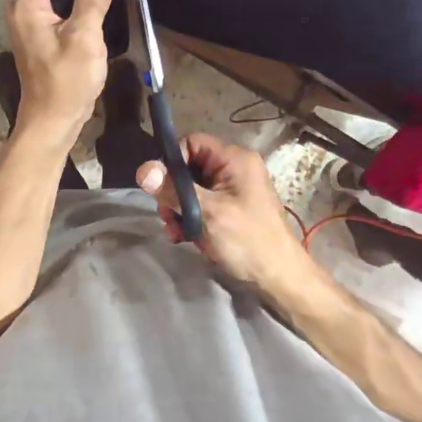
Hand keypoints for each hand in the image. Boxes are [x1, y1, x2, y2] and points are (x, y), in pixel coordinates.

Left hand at [6, 0, 117, 143]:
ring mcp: (32, 27)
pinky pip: (65, 19)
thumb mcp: (85, 36)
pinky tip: (102, 16)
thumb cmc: (66, 81)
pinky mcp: (43, 40)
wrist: (54, 123)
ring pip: (66, 3)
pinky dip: (82, 20)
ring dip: (87, 4)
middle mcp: (23, 10)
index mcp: (26, 3)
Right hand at [138, 133, 319, 293]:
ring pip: (191, 187)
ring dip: (179, 208)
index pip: (192, 142)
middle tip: (167, 215)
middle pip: (189, 166)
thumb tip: (142, 170)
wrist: (280, 278)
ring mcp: (233, 188)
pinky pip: (201, 203)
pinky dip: (190, 217)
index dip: (172, 161)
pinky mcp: (230, 207)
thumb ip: (173, 190)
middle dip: (172, 191)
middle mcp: (234, 167)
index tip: (160, 187)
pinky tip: (185, 236)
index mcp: (234, 159)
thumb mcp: (207, 213)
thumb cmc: (247, 241)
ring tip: (177, 231)